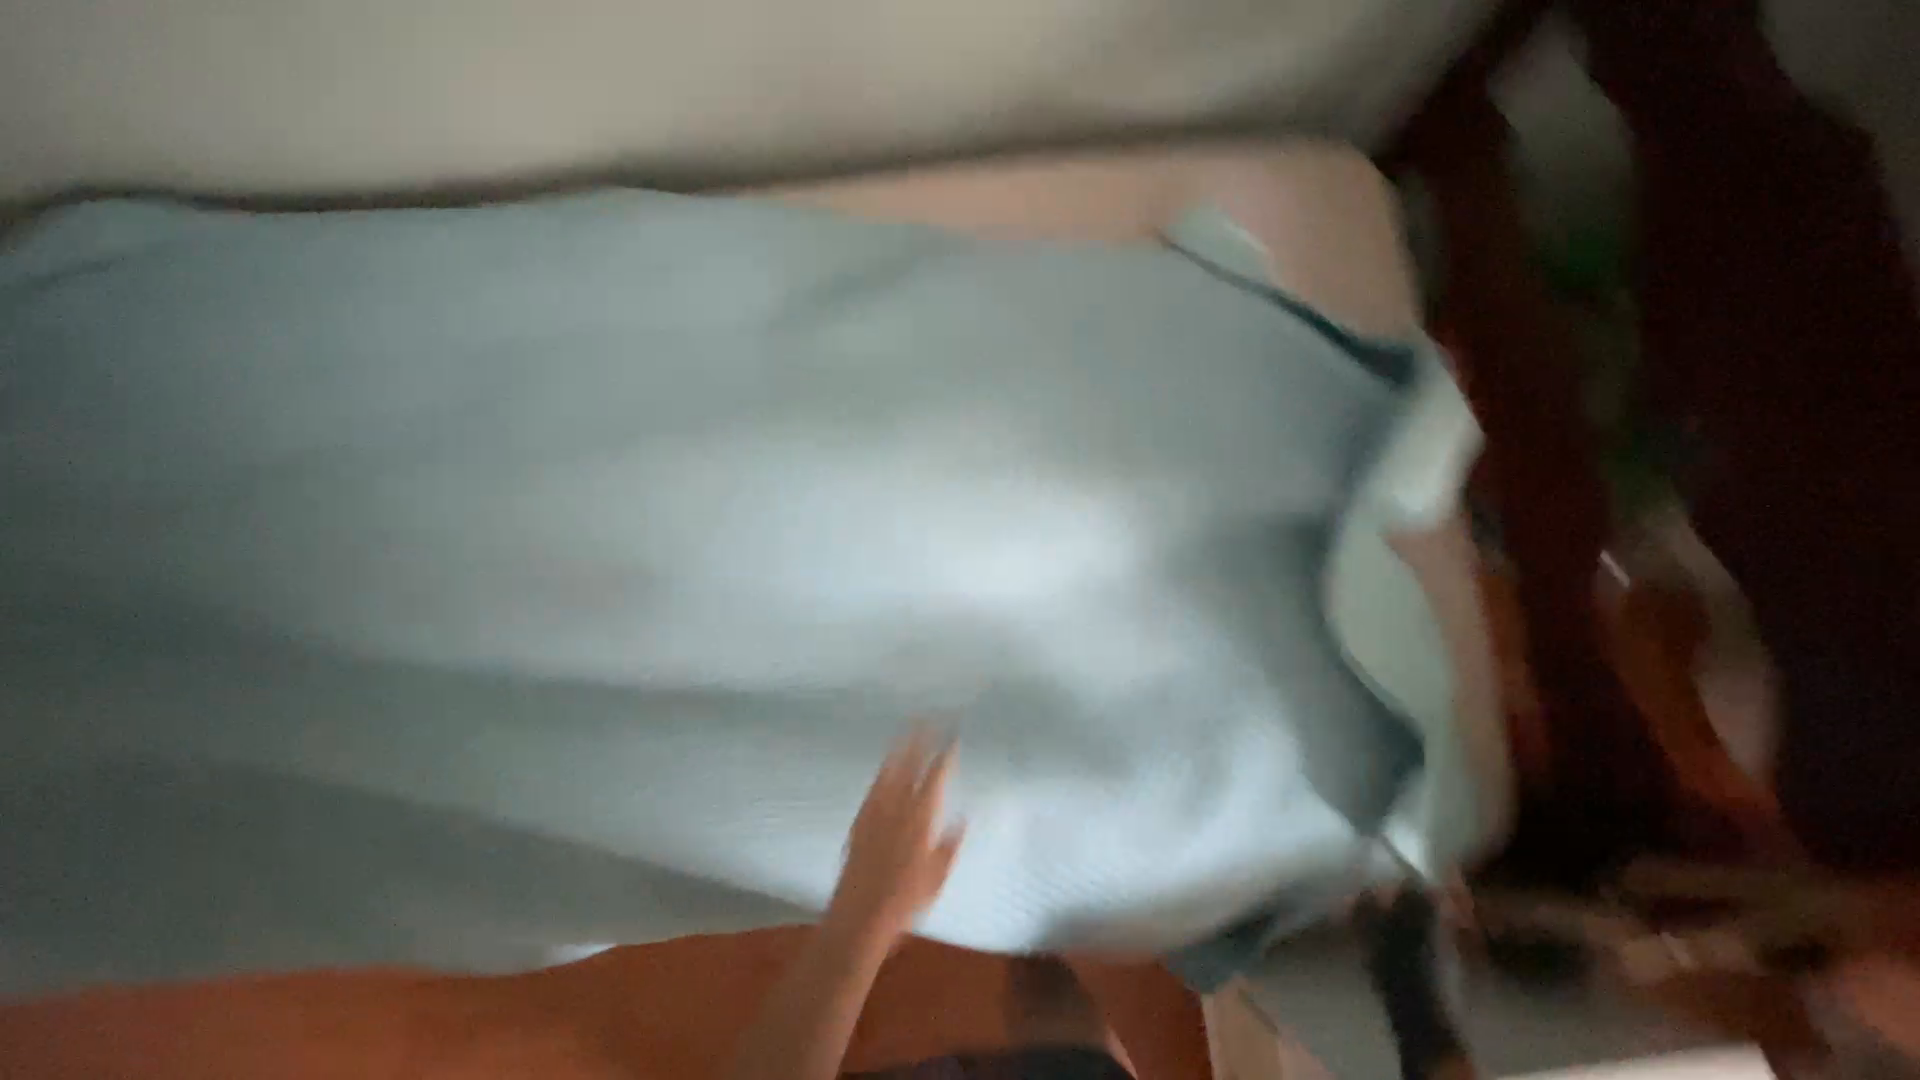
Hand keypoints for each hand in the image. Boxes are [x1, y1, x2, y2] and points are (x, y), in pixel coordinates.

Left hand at [828, 727, 965, 946]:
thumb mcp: (937, 875)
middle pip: (910, 764)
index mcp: (921, 817)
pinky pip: (873, 787)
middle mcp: (897, 807)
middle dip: (920, 739)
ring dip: (899, 749)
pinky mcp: (858, 820)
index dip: (945, 754)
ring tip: (906, 730)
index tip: (952, 736)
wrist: (859, 915)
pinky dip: (882, 772)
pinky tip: (884, 767)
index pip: (936, 776)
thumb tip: (963, 818)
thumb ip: (950, 843)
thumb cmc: (905, 900)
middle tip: (927, 718)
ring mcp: (874, 812)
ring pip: (889, 771)